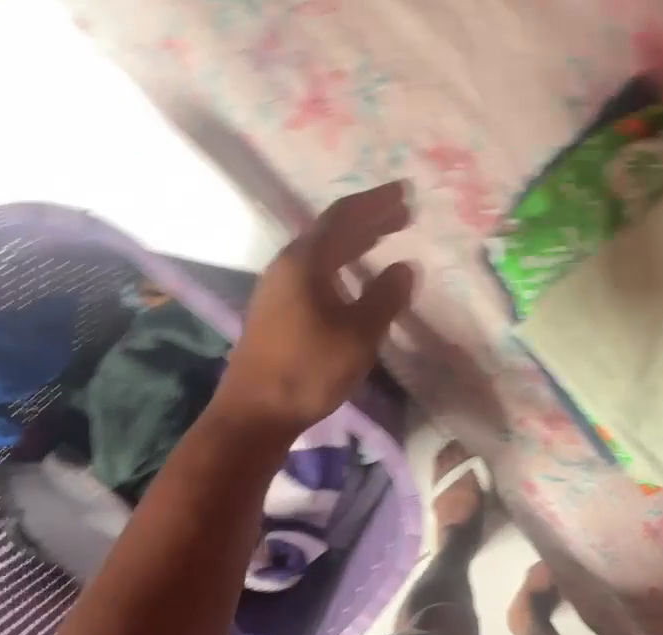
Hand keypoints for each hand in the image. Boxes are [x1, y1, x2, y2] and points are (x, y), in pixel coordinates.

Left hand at [219, 182, 417, 432]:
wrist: (255, 412)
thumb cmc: (309, 371)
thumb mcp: (358, 335)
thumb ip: (385, 297)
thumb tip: (406, 267)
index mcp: (305, 261)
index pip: (344, 217)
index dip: (377, 203)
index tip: (406, 194)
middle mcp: (287, 266)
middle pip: (331, 231)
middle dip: (368, 220)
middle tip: (402, 213)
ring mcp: (278, 290)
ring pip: (322, 254)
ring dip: (354, 243)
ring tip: (383, 239)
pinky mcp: (277, 313)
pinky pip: (315, 274)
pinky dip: (341, 267)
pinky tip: (353, 281)